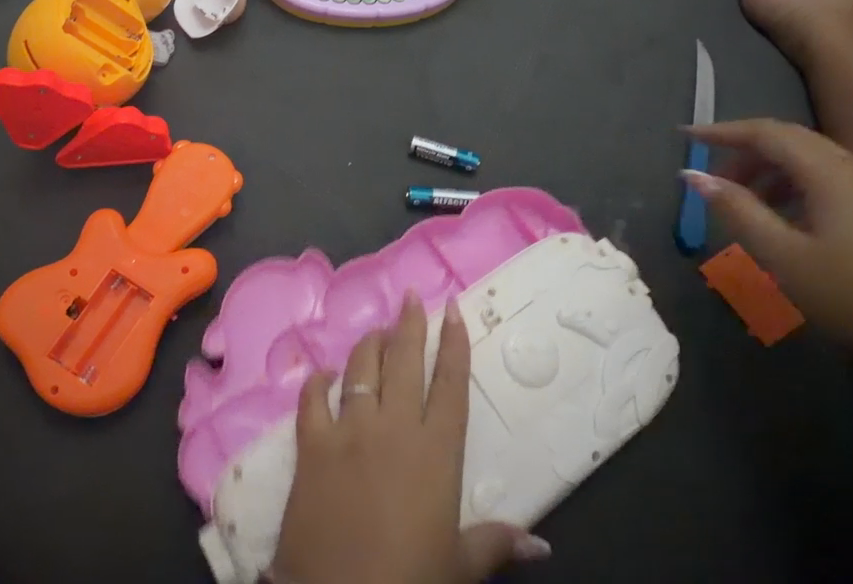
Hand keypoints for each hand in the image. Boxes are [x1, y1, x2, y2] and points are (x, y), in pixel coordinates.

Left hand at [271, 295, 549, 583]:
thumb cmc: (409, 579)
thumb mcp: (459, 565)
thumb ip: (496, 543)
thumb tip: (542, 546)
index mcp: (436, 451)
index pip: (451, 385)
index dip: (455, 344)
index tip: (454, 310)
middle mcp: (394, 428)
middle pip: (406, 363)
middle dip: (411, 325)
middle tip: (413, 297)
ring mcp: (349, 432)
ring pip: (362, 370)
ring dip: (370, 344)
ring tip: (378, 329)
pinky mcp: (310, 446)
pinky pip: (312, 400)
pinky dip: (317, 382)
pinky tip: (324, 374)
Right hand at [683, 119, 852, 376]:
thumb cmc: (845, 292)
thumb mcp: (780, 254)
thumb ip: (736, 209)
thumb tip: (692, 175)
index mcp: (830, 172)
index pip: (767, 133)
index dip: (723, 131)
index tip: (685, 137)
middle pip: (789, 139)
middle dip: (744, 150)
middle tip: (710, 176)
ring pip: (808, 158)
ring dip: (767, 169)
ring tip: (739, 200)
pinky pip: (825, 176)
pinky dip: (791, 183)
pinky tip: (778, 215)